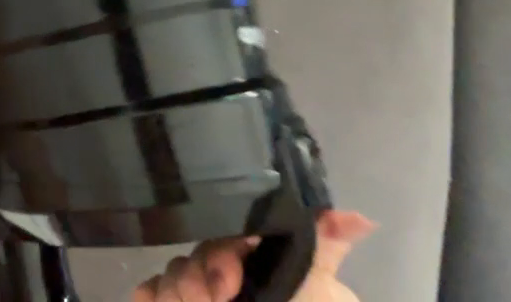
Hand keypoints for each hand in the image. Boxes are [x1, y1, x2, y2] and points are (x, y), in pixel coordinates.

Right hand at [133, 211, 374, 301]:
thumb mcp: (322, 293)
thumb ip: (324, 252)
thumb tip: (362, 217)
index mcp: (259, 262)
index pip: (225, 240)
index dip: (220, 259)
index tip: (228, 287)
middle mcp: (228, 275)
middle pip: (193, 258)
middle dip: (194, 284)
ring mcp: (202, 294)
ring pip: (170, 275)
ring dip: (172, 293)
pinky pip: (151, 290)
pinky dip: (148, 295)